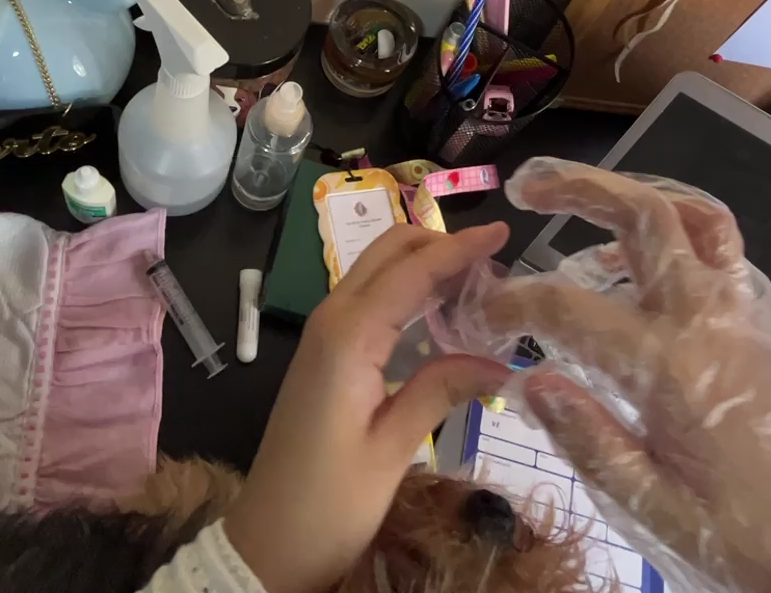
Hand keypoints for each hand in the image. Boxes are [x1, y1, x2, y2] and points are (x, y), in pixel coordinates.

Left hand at [225, 222, 513, 592]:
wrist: (268, 539)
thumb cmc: (329, 502)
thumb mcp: (392, 449)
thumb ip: (441, 391)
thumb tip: (501, 362)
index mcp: (348, 335)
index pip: (411, 271)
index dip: (458, 247)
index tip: (502, 230)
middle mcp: (332, 317)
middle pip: (388, 253)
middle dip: (440, 243)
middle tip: (494, 259)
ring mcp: (325, 330)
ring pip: (378, 270)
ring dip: (424, 262)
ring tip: (480, 280)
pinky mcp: (327, 348)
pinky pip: (371, 297)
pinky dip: (407, 287)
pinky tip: (440, 308)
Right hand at [481, 160, 770, 592]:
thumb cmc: (740, 542)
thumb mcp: (652, 512)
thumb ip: (587, 440)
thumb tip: (528, 378)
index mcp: (671, 366)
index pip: (568, 308)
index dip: (513, 302)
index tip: (482, 311)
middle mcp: (708, 318)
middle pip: (644, 216)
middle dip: (578, 186)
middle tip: (528, 186)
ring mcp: (743, 310)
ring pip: (692, 215)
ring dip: (630, 192)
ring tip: (581, 196)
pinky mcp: (763, 317)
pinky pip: (717, 246)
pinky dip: (669, 228)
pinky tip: (629, 259)